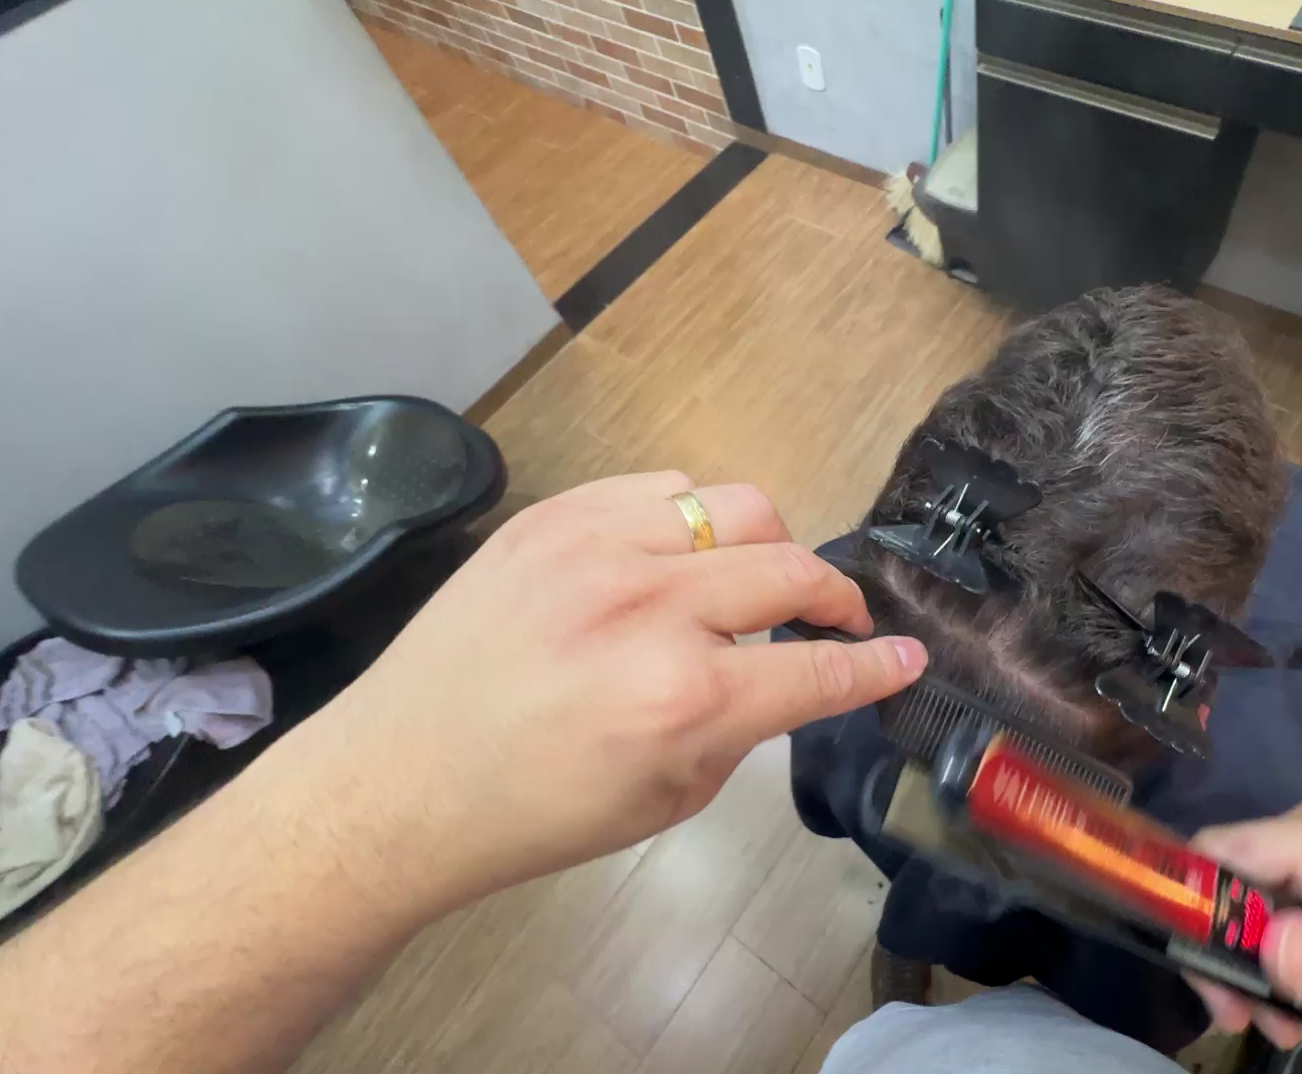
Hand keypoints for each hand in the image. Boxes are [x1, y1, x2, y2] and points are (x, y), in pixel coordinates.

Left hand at [264, 471, 926, 914]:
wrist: (394, 783)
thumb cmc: (541, 813)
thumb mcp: (674, 794)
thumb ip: (749, 721)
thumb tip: (795, 667)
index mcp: (682, 700)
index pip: (820, 668)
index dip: (877, 665)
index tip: (907, 656)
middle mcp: (649, 610)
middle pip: (794, 568)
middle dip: (837, 597)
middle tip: (837, 618)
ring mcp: (596, 548)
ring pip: (738, 507)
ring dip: (769, 547)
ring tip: (748, 581)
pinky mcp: (553, 516)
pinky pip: (664, 489)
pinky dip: (694, 523)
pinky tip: (674, 559)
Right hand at [1188, 800, 1301, 1073]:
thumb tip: (1261, 945)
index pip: (1223, 850)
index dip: (1192, 905)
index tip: (1208, 984)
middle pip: (1233, 876)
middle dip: (1229, 950)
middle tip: (1252, 1023)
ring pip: (1259, 899)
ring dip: (1262, 967)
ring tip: (1295, 1031)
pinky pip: (1294, 912)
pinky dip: (1294, 963)